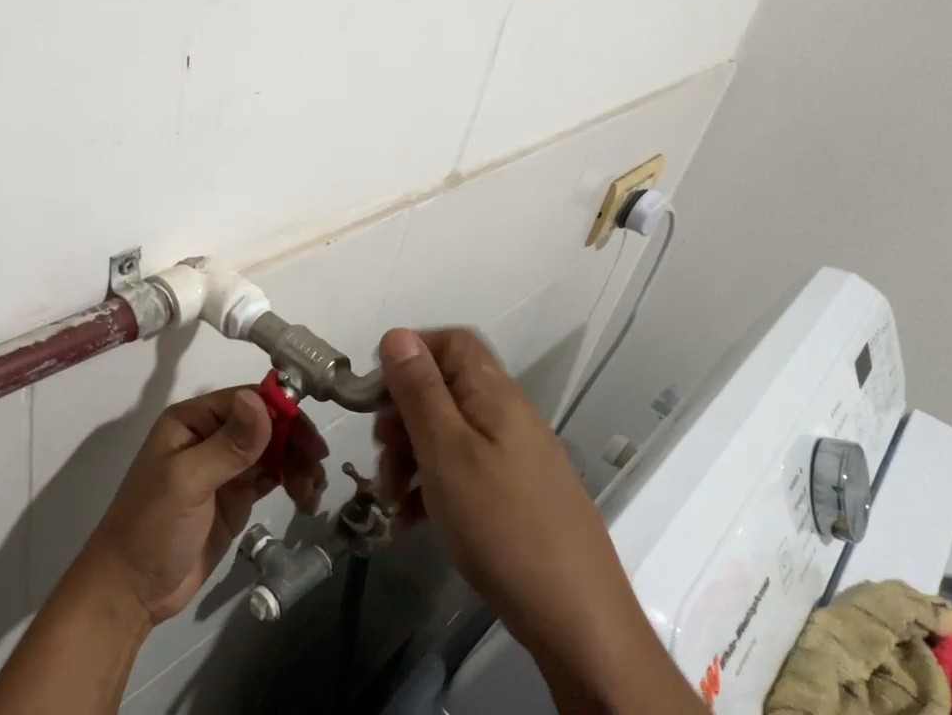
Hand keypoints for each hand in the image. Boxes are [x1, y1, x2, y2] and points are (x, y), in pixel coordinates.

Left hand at [78, 387, 327, 624]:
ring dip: (298, 465)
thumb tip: (260, 399)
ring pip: (273, 450)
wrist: (133, 587)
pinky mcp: (235, 497)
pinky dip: (292, 483)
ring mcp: (223, 468)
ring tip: (310, 496)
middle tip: (316, 472)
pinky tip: (305, 500)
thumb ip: (228, 445)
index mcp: (191, 421)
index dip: (282, 413)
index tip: (311, 441)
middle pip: (266, 424)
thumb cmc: (151, 526)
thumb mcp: (188, 482)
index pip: (246, 400)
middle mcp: (208, 436)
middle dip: (295, 443)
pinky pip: (272, 478)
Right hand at [374, 328, 692, 709]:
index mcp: (494, 396)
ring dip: (408, 457)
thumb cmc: (502, 524)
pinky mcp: (511, 495)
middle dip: (399, 417)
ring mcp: (511, 458)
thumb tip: (397, 334)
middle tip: (381, 454)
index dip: (408, 354)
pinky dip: (429, 486)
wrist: (576, 617)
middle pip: (441, 389)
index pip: (449, 341)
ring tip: (391, 498)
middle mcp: (505, 417)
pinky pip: (459, 472)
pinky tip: (411, 519)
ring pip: (444, 434)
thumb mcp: (446, 452)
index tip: (376, 394)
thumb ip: (419, 391)